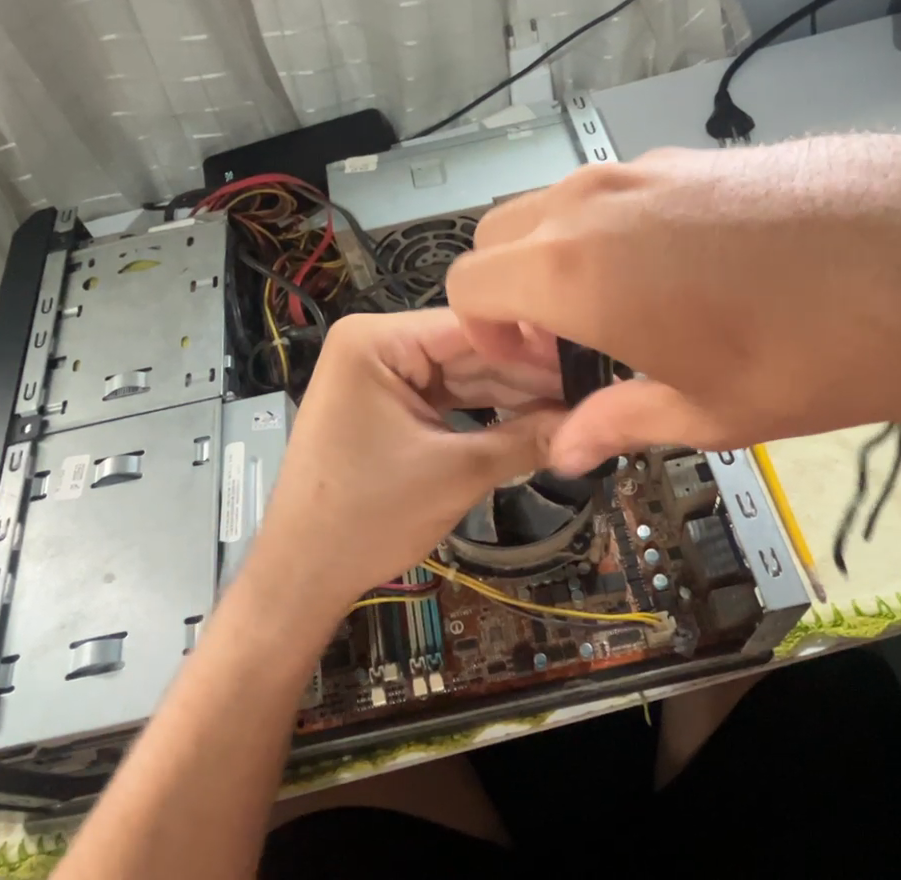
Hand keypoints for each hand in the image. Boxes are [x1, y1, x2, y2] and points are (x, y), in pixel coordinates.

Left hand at [249, 310, 564, 618]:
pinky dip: (486, 412)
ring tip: (580, 403)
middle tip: (598, 386)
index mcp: (377, 340)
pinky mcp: (387, 404)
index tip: (595, 356)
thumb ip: (526, 439)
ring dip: (515, 394)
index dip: (537, 344)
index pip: (473, 326)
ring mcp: (380, 374)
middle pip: (470, 348)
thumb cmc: (368, 517)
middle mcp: (376, 343)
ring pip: (464, 374)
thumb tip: (592, 422)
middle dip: (530, 374)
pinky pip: (447, 397)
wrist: (303, 574)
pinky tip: (537, 415)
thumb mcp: (456, 474)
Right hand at [445, 135, 900, 473]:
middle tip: (571, 343)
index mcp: (571, 271)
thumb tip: (564, 453)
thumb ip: (614, 423)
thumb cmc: (809, 355)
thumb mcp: (706, 411)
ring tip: (629, 310)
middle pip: (498, 236)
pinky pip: (614, 193)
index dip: (484, 333)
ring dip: (559, 259)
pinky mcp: (689, 155)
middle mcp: (588, 205)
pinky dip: (611, 232)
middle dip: (509, 293)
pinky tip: (686, 273)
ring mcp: (640, 169)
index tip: (540, 369)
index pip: (467, 285)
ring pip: (554, 208)